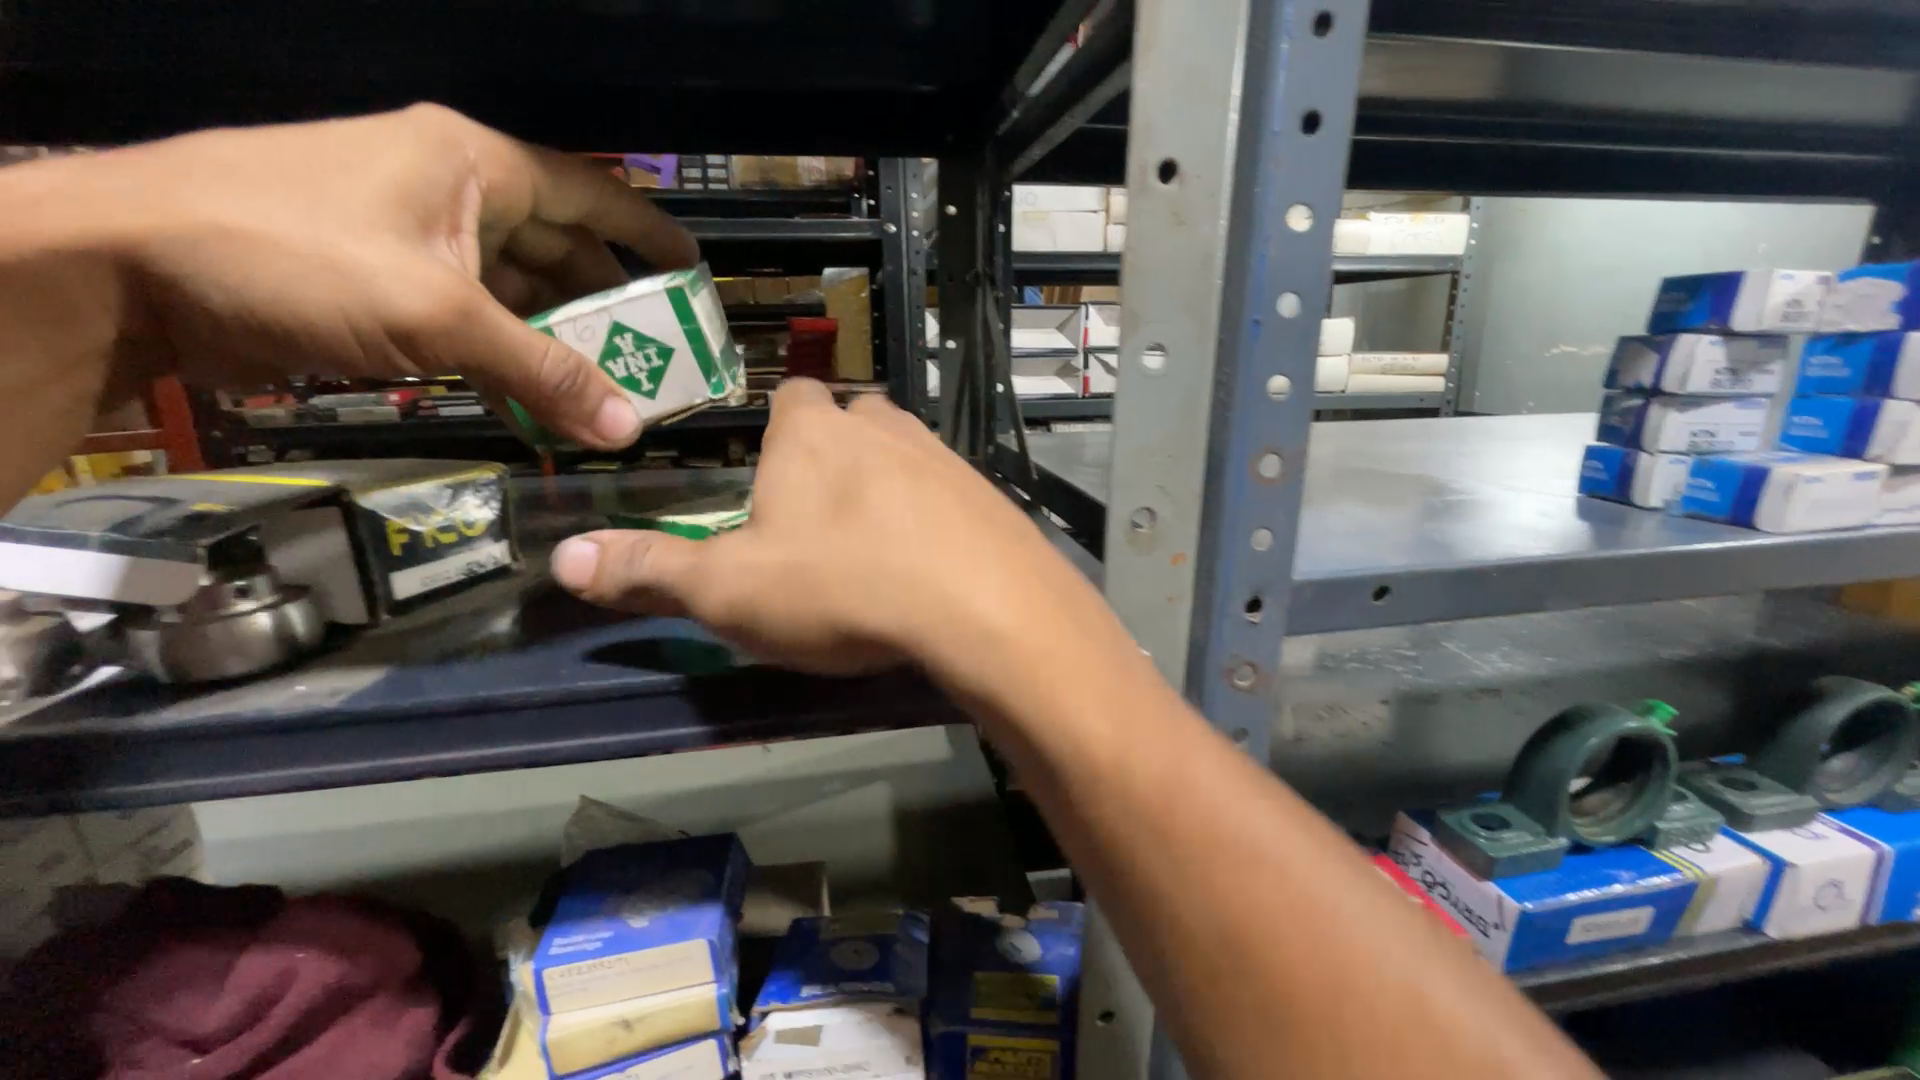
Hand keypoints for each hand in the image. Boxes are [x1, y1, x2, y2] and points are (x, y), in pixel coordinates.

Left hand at [33, 104, 697, 448]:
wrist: (119, 265)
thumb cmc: (294, 258)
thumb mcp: (439, 316)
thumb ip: (543, 372)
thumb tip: (628, 429)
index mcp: (472, 161)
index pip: (590, 190)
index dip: (647, 233)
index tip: (693, 272)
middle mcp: (448, 187)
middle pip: (557, 244)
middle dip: (609, 301)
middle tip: (658, 353)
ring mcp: (410, 232)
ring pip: (513, 285)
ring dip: (556, 336)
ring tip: (607, 385)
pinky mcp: (378, 277)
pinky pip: (469, 313)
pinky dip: (505, 351)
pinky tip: (533, 392)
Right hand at [547, 380, 1131, 689]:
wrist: (983, 607)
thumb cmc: (842, 588)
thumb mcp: (730, 590)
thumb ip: (649, 572)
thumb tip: (563, 558)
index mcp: (811, 432)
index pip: (789, 401)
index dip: (779, 436)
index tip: (773, 484)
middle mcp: (881, 424)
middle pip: (850, 422)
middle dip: (833, 460)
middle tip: (819, 526)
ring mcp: (943, 457)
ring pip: (903, 458)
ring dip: (886, 492)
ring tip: (874, 553)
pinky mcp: (990, 496)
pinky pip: (950, 498)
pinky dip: (934, 523)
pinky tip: (931, 570)